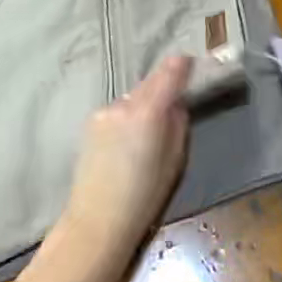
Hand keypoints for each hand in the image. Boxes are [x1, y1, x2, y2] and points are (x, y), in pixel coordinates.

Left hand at [60, 55, 193, 248]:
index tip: (191, 62)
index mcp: (148, 113)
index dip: (181, 66)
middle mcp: (124, 104)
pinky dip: (129, 115)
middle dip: (163, 84)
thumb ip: (177, 125)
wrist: (97, 220)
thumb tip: (176, 105)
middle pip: (149, 82)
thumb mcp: (174, 161)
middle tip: (176, 96)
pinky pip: (118, 110)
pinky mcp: (91, 122)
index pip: (168, 74)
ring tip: (151, 127)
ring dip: (144, 102)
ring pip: (132, 96)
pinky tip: (130, 139)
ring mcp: (104, 112)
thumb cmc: (144, 196)